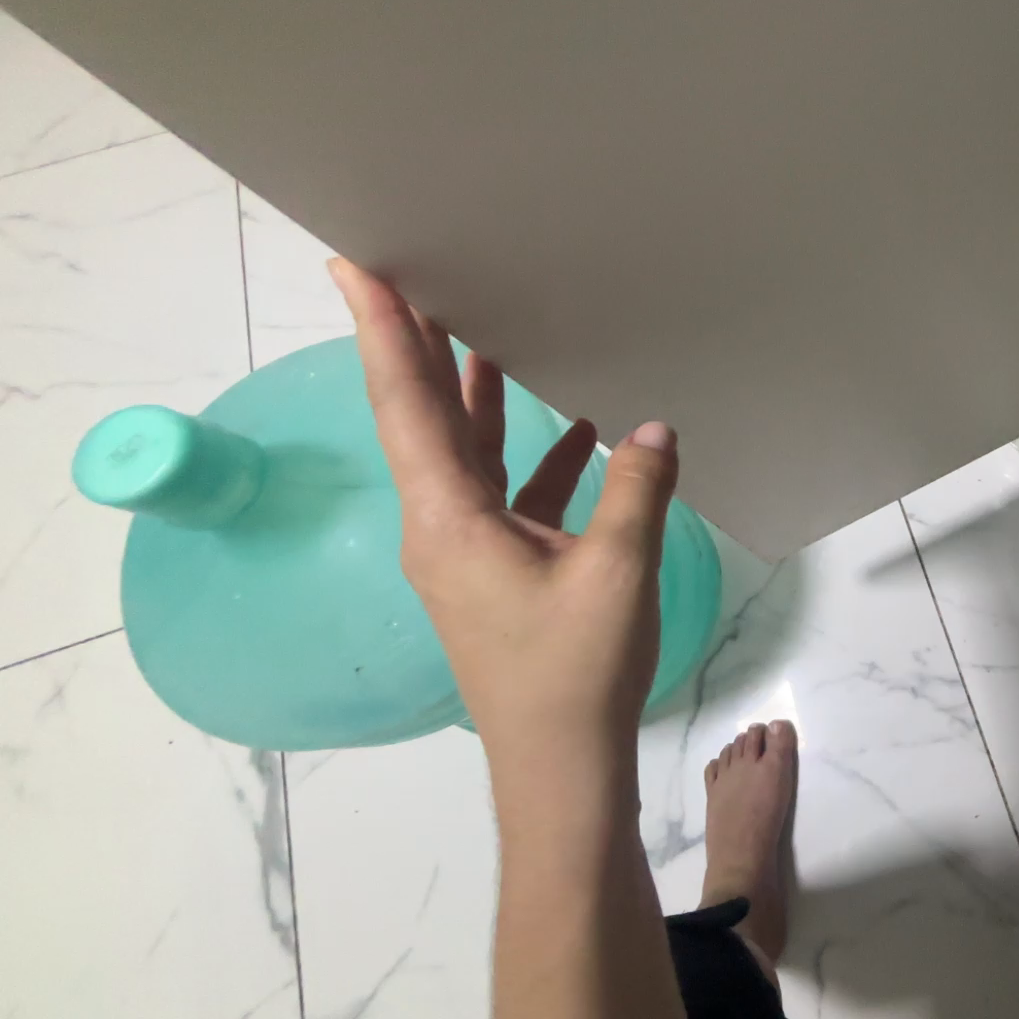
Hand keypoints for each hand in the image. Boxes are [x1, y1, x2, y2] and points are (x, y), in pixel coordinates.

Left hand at [332, 258, 677, 752]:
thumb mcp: (617, 570)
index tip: (357, 268)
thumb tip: (654, 428)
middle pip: (426, 421)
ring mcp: (471, 550)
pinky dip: (535, 456)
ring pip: (468, 454)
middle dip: (420, 349)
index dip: (386, 335)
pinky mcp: (502, 569)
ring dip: (478, 397)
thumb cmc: (576, 664)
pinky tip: (578, 434)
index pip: (411, 408)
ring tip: (492, 336)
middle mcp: (445, 526)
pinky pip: (509, 492)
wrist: (561, 756)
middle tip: (415, 279)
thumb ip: (636, 489)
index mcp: (452, 520)